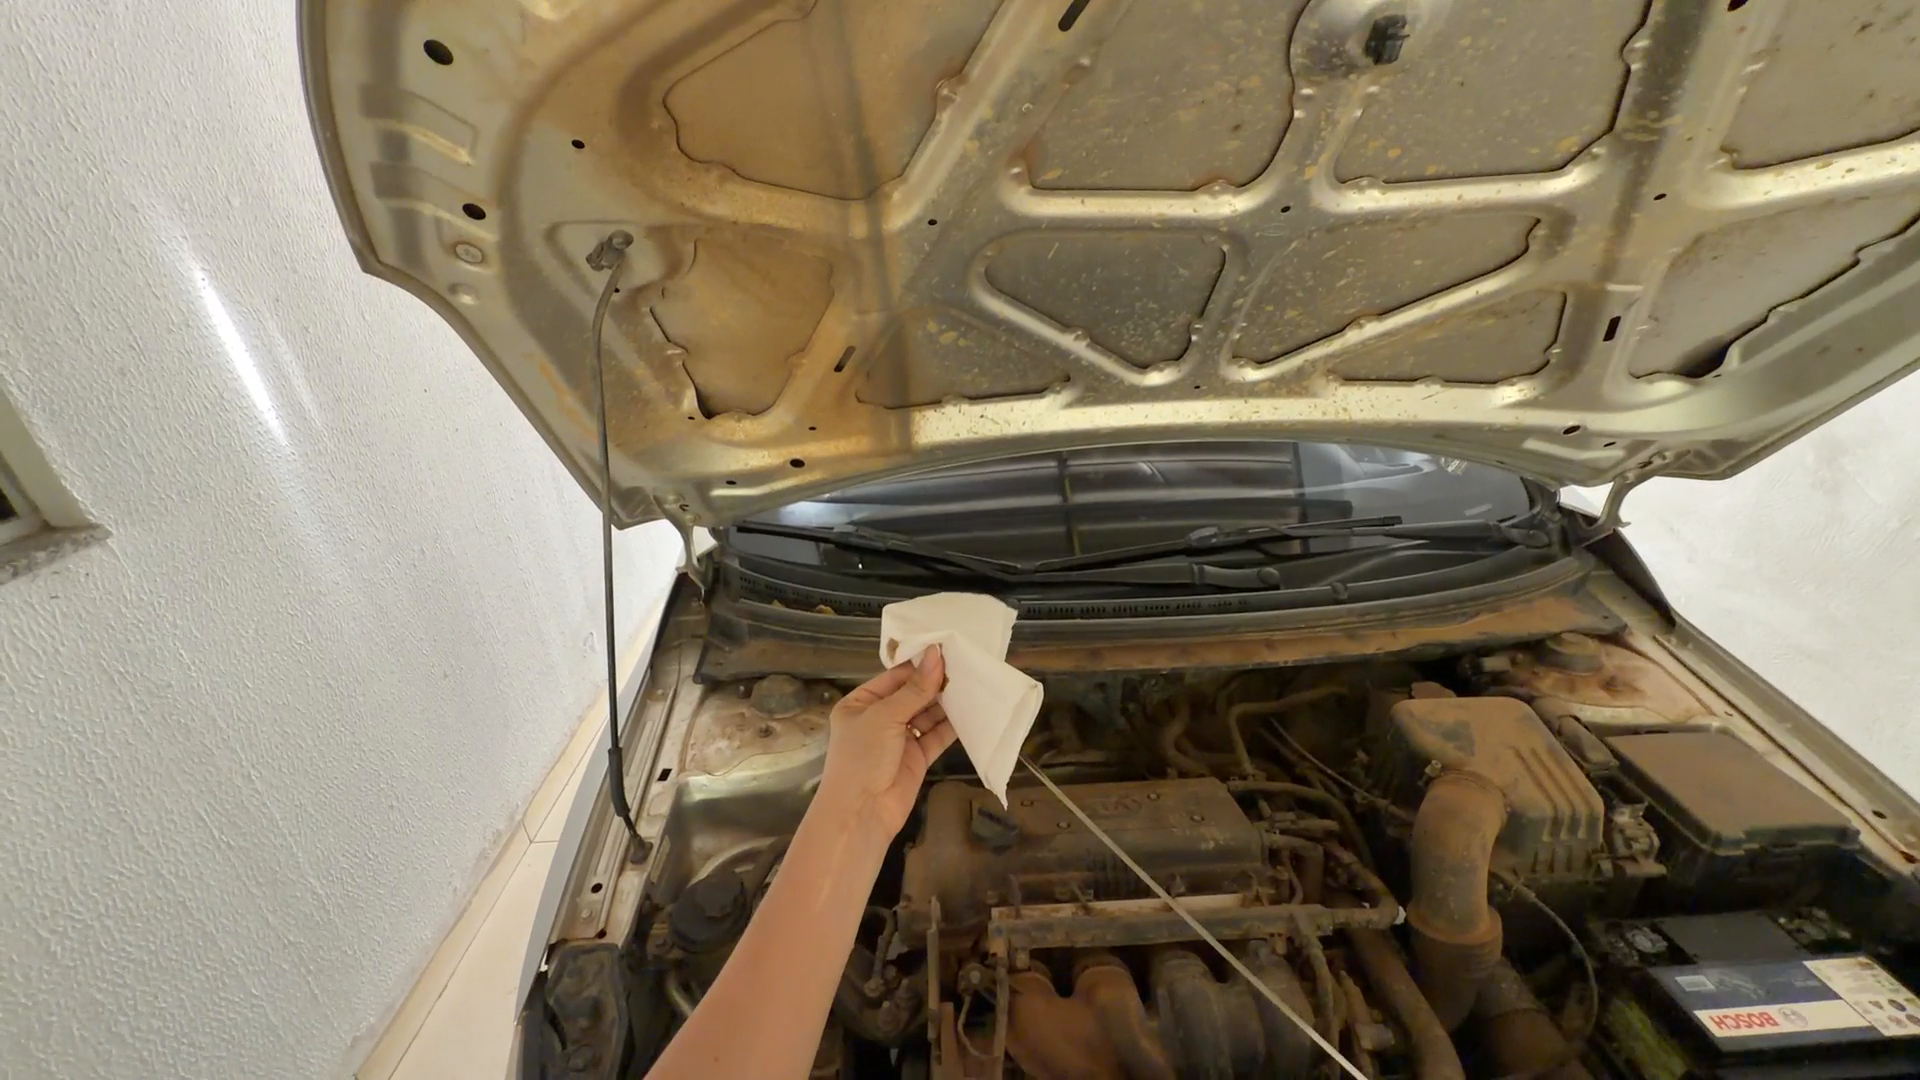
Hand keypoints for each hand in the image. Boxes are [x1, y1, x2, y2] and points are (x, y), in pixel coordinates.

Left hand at [817, 646, 957, 838]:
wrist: (861, 814)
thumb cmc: (862, 757)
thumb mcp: (885, 717)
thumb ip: (915, 689)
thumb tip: (936, 654)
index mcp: (861, 703)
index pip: (894, 677)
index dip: (919, 665)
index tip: (947, 649)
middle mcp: (879, 718)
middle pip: (912, 694)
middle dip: (935, 683)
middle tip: (966, 665)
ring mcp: (899, 739)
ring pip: (927, 714)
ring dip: (946, 702)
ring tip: (972, 684)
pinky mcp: (917, 757)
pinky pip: (936, 735)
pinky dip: (951, 725)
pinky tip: (970, 711)